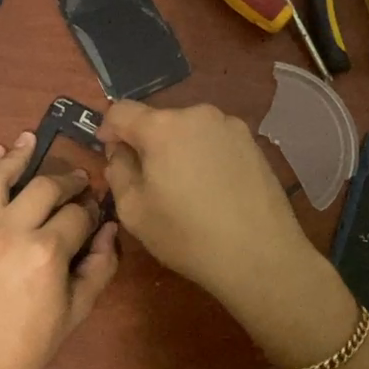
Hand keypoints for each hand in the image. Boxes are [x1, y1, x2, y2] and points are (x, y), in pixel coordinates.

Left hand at [0, 130, 119, 368]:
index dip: (90, 209)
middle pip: (43, 187)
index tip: (94, 210)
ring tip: (31, 140)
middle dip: (65, 179)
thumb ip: (99, 268)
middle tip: (76, 180)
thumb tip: (110, 230)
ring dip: (18, 155)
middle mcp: (8, 232)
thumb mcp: (74, 314)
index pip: (76, 214)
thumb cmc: (24, 348)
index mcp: (45, 254)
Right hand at [100, 100, 355, 366]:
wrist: (261, 256)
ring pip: (188, 130)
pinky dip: (204, 157)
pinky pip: (214, 141)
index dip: (108, 129)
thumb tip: (121, 152)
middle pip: (158, 121)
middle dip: (146, 143)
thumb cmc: (188, 235)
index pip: (121, 111)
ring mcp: (231, 126)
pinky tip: (211, 190)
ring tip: (184, 189)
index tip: (109, 152)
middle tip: (147, 180)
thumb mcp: (134, 210)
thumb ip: (118, 171)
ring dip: (177, 150)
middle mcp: (198, 114)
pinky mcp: (254, 143)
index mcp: (163, 127)